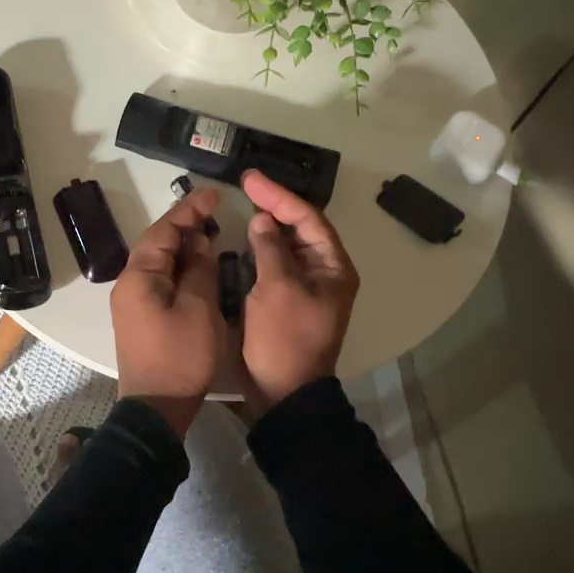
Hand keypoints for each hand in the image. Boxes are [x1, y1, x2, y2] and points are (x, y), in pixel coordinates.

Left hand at [111, 187, 225, 436]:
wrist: (158, 407)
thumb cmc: (181, 357)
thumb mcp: (199, 309)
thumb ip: (199, 270)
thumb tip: (199, 244)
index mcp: (138, 278)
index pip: (162, 231)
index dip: (188, 211)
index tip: (215, 195)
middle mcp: (128, 285)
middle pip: (156, 245)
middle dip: (185, 227)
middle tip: (216, 214)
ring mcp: (132, 304)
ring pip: (159, 265)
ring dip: (184, 249)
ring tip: (212, 236)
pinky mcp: (142, 319)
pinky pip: (160, 283)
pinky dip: (180, 271)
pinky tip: (200, 269)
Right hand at [241, 169, 359, 413]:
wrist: (283, 392)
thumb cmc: (285, 338)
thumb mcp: (278, 288)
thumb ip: (271, 249)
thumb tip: (263, 222)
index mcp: (333, 268)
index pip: (308, 219)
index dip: (279, 197)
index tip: (250, 180)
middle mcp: (323, 274)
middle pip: (299, 231)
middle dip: (273, 208)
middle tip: (244, 187)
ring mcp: (304, 290)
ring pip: (285, 249)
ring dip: (264, 230)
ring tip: (241, 209)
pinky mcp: (284, 304)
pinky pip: (273, 269)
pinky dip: (257, 254)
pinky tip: (240, 244)